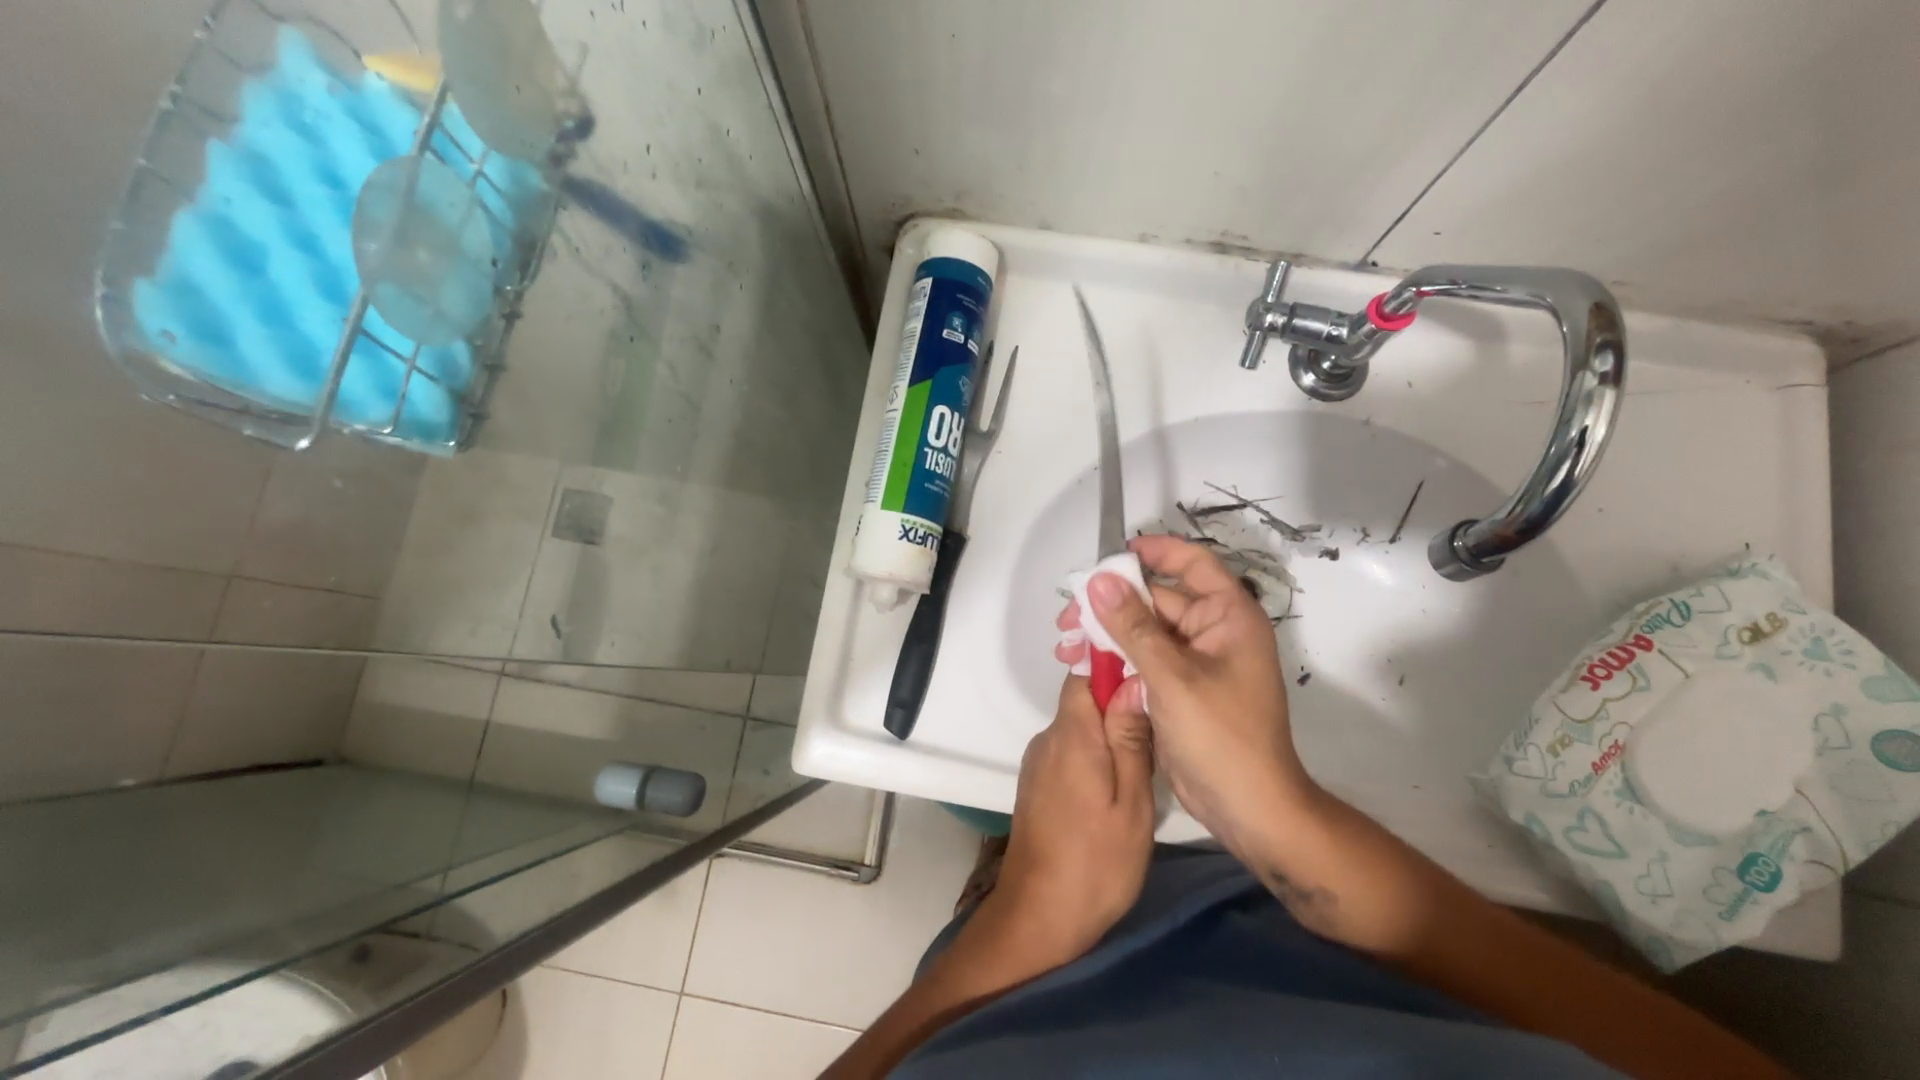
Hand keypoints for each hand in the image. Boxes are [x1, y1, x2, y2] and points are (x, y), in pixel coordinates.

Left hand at [965, 674, 1155, 974]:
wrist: (1039, 917)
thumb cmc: (1096, 862)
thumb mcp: (1131, 802)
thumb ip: (1131, 739)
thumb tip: (1134, 680)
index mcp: (1070, 735)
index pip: (1086, 674)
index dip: (1116, 669)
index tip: (1152, 678)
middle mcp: (1047, 740)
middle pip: (1085, 701)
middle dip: (1122, 708)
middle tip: (1162, 734)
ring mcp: (1039, 764)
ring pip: (1081, 729)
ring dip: (1111, 738)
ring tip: (1148, 765)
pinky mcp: (1038, 786)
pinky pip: (1071, 753)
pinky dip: (1096, 759)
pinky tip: (1119, 788)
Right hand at [1059, 534, 1318, 856]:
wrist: (1248, 807)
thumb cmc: (1221, 735)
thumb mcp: (1172, 676)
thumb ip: (1132, 626)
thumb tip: (1099, 580)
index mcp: (1228, 617)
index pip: (1192, 564)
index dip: (1156, 551)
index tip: (1113, 553)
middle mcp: (1213, 633)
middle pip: (1157, 601)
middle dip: (1111, 606)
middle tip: (1067, 619)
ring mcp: (1195, 665)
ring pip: (1144, 635)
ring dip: (1107, 636)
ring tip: (1065, 647)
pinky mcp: (1179, 692)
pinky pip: (1144, 663)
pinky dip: (1115, 663)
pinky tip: (1083, 668)